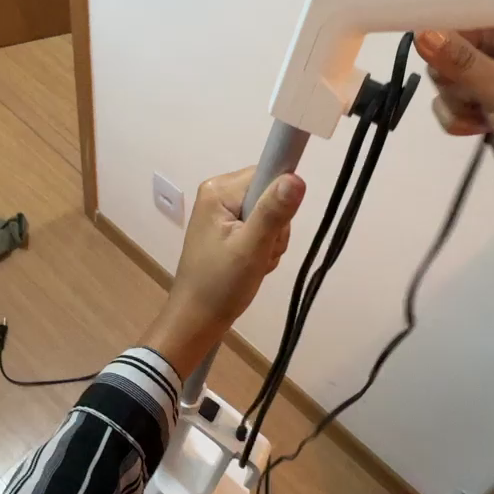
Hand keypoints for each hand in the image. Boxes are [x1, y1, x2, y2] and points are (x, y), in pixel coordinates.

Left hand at [140, 168, 304, 376]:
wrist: (197, 320)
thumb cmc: (220, 285)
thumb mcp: (251, 249)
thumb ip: (273, 213)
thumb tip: (296, 177)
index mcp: (218, 189)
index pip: (267, 174)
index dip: (279, 201)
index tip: (274, 228)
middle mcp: (218, 193)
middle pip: (270, 194)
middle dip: (276, 227)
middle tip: (261, 253)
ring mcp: (222, 212)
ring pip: (270, 215)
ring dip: (271, 242)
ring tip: (255, 263)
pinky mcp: (227, 229)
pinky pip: (261, 228)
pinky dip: (264, 249)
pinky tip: (253, 265)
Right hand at [414, 24, 493, 216]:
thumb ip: (461, 62)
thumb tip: (420, 33)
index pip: (470, 14)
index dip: (444, 28)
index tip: (422, 43)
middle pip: (449, 45)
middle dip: (452, 75)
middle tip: (472, 94)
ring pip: (444, 76)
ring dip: (455, 101)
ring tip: (482, 117)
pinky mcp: (484, 105)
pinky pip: (448, 101)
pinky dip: (456, 117)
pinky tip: (478, 130)